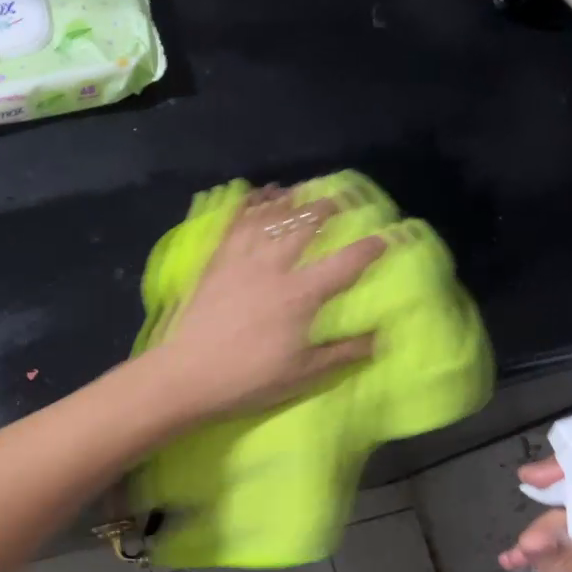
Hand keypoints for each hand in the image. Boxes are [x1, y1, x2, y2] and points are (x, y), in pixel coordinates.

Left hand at [147, 185, 386, 416]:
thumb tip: (380, 339)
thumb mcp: (303, 374)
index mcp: (300, 294)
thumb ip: (343, 353)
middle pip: (304, 227)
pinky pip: (232, 225)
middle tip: (338, 200)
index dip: (368, 250)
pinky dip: (246, 207)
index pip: (344, 264)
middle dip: (325, 210)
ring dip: (287, 202)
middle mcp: (272, 267)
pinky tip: (254, 197)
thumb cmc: (248, 379)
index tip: (385, 239)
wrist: (186, 376)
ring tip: (298, 192)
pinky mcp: (214, 264)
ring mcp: (239, 261)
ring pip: (267, 219)